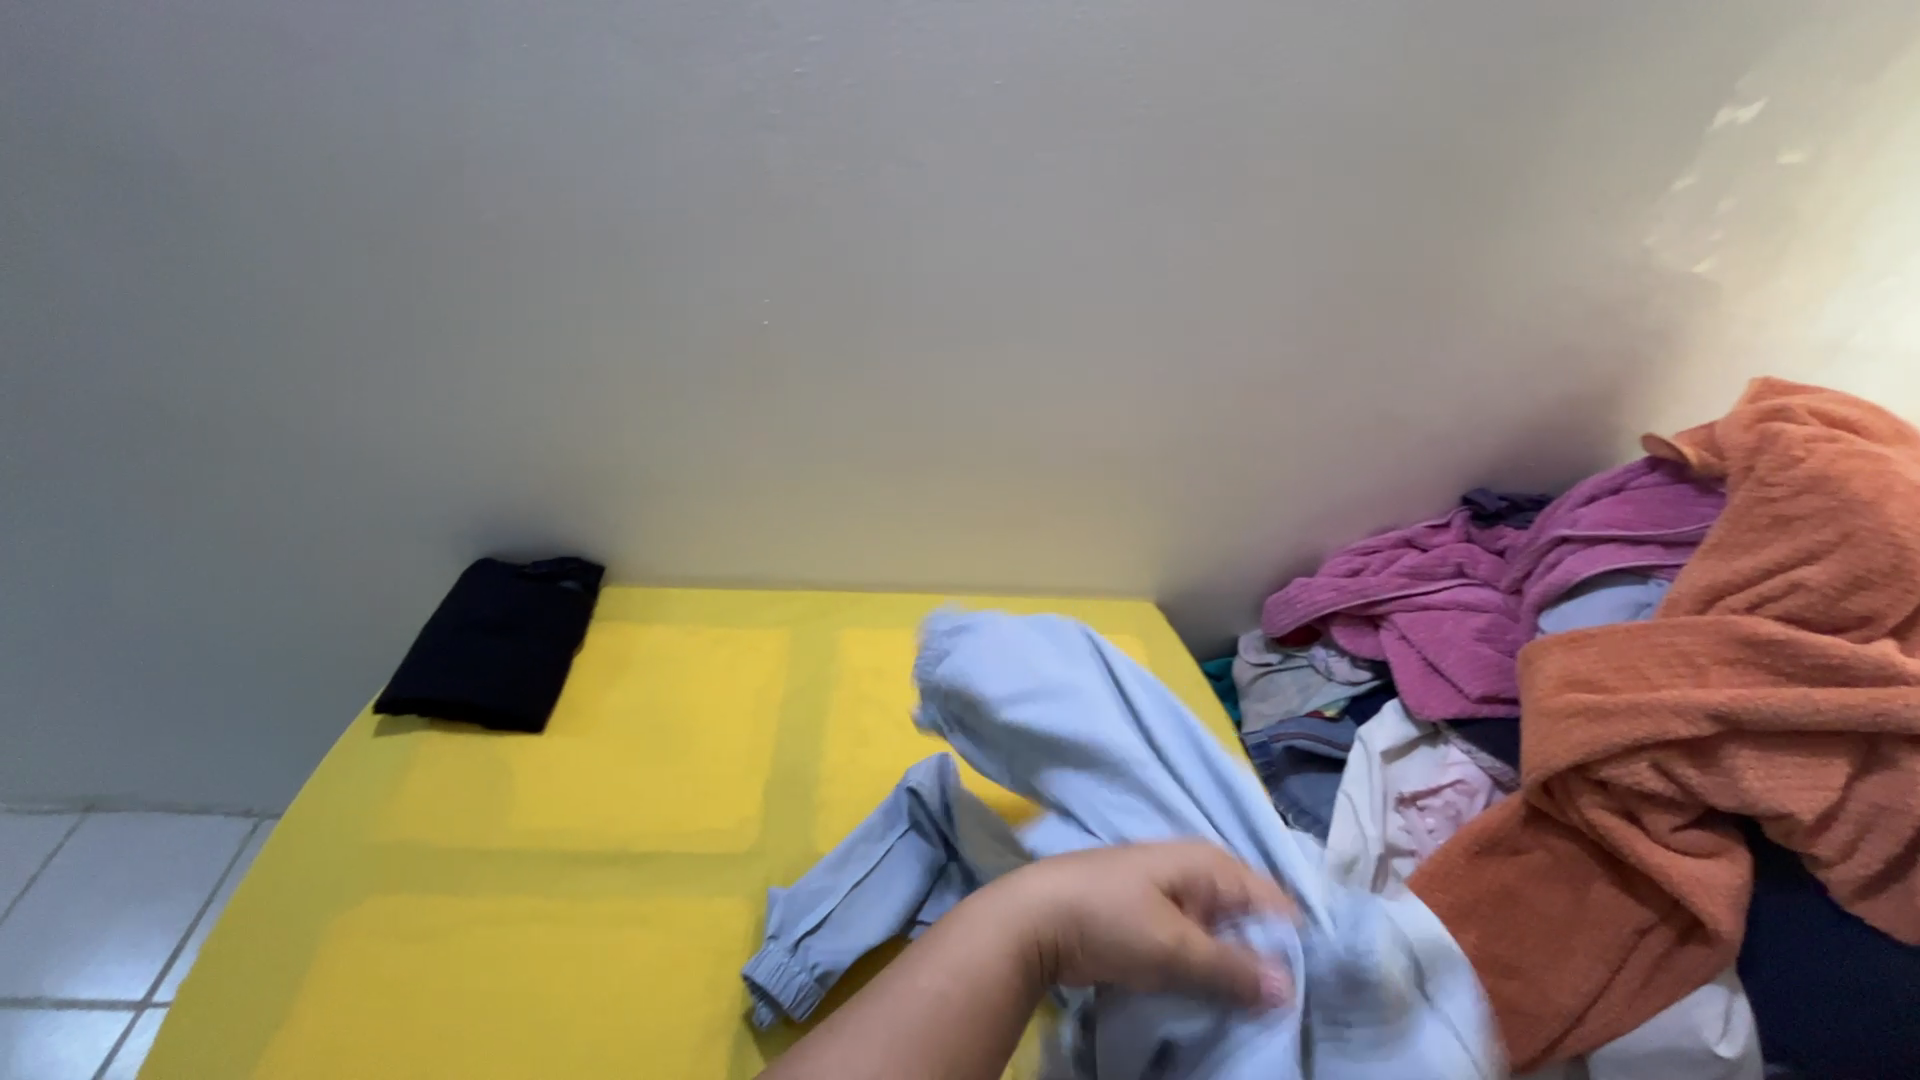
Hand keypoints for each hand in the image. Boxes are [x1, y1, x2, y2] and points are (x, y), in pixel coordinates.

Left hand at [973, 841, 1296, 1009]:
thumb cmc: (1108, 919)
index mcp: (1207, 863)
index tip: (1310, 989)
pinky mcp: (1150, 920)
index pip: (1271, 900)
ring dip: (1233, 968)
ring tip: (1256, 1010)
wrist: (1034, 919)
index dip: (1292, 942)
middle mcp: (1194, 872)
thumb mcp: (1173, 947)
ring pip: (1220, 934)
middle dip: (1264, 958)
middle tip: (1285, 1007)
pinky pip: (1193, 944)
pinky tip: (1216, 998)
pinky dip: (1205, 968)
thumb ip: (1231, 967)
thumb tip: (1289, 988)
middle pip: (1248, 917)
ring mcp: (1170, 895)